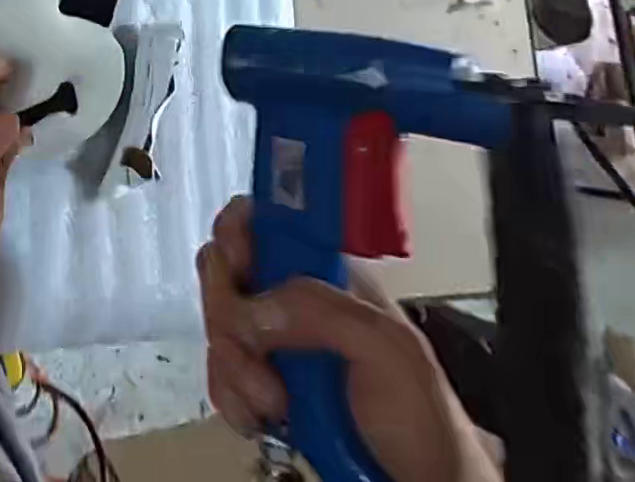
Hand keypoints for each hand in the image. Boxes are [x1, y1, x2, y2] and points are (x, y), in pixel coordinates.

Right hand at [196, 197, 500, 481]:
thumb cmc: (419, 413)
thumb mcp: (386, 347)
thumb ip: (322, 310)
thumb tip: (253, 305)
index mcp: (320, 267)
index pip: (262, 217)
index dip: (236, 230)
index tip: (237, 265)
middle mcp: (288, 293)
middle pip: (223, 268)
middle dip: (228, 312)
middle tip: (257, 350)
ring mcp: (269, 336)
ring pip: (215, 323)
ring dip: (235, 367)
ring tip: (276, 400)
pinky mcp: (255, 379)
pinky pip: (216, 371)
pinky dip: (230, 397)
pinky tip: (262, 416)